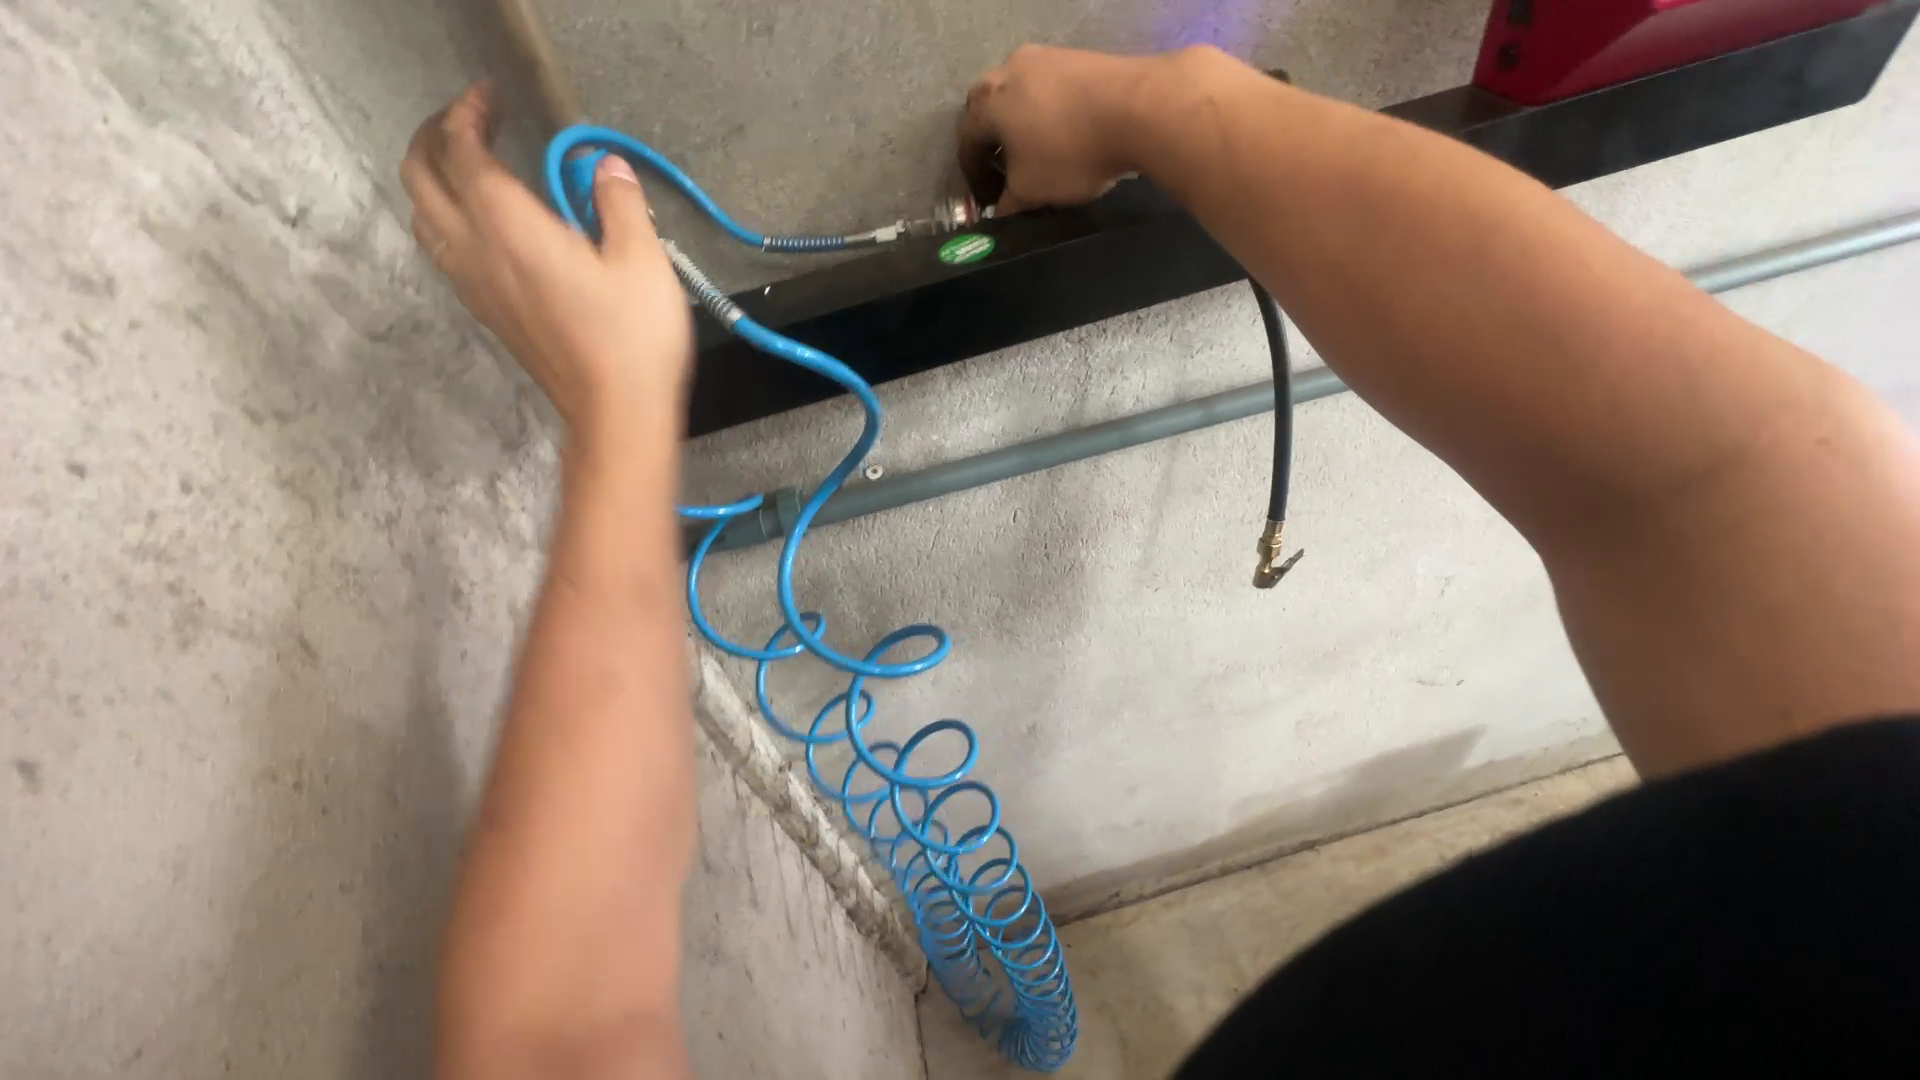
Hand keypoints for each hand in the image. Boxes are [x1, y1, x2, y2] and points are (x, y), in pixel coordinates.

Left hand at [400, 83, 691, 441]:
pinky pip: (445, 252)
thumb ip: (620, 204)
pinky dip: (450, 221)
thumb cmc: (634, 336)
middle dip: (434, 137)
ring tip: (471, 170)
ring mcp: (476, 288)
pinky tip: (486, 228)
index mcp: (510, 228)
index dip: (467, 113)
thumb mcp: (643, 261)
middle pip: (421, 178)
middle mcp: (477, 252)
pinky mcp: (490, 315)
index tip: (491, 96)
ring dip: (435, 181)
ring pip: (424, 218)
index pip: (462, 151)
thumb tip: (607, 167)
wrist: (617, 412)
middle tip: (471, 123)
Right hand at [957, 45, 1161, 213]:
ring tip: (1035, 153)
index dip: (972, 174)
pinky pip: (1048, 89)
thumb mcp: (1031, 190)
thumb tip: (1001, 210)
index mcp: (988, 103)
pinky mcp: (1075, 57)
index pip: (966, 140)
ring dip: (1020, 125)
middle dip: (992, 142)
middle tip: (1004, 170)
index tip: (985, 198)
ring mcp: (1043, 58)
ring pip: (1018, 96)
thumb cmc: (1069, 153)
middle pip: (988, 110)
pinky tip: (1063, 134)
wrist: (1137, 109)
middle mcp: (1008, 70)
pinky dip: (1046, 113)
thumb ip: (1008, 202)